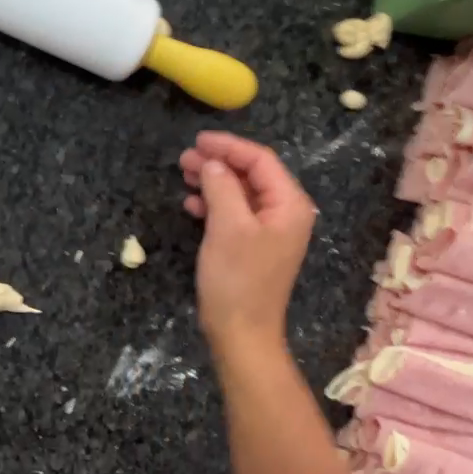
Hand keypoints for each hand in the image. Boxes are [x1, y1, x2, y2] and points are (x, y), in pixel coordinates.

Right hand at [177, 131, 316, 357]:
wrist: (242, 333)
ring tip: (183, 177)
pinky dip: (214, 206)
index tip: (197, 140)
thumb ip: (221, 188)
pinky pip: (236, 216)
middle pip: (252, 175)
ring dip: (213, 183)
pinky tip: (192, 206)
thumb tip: (211, 165)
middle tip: (184, 159)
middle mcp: (285, 214)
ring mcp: (271, 233)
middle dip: (219, 163)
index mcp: (289, 205)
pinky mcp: (254, 249)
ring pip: (241, 195)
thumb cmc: (236, 280)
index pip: (260, 161)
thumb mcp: (227, 228)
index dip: (228, 146)